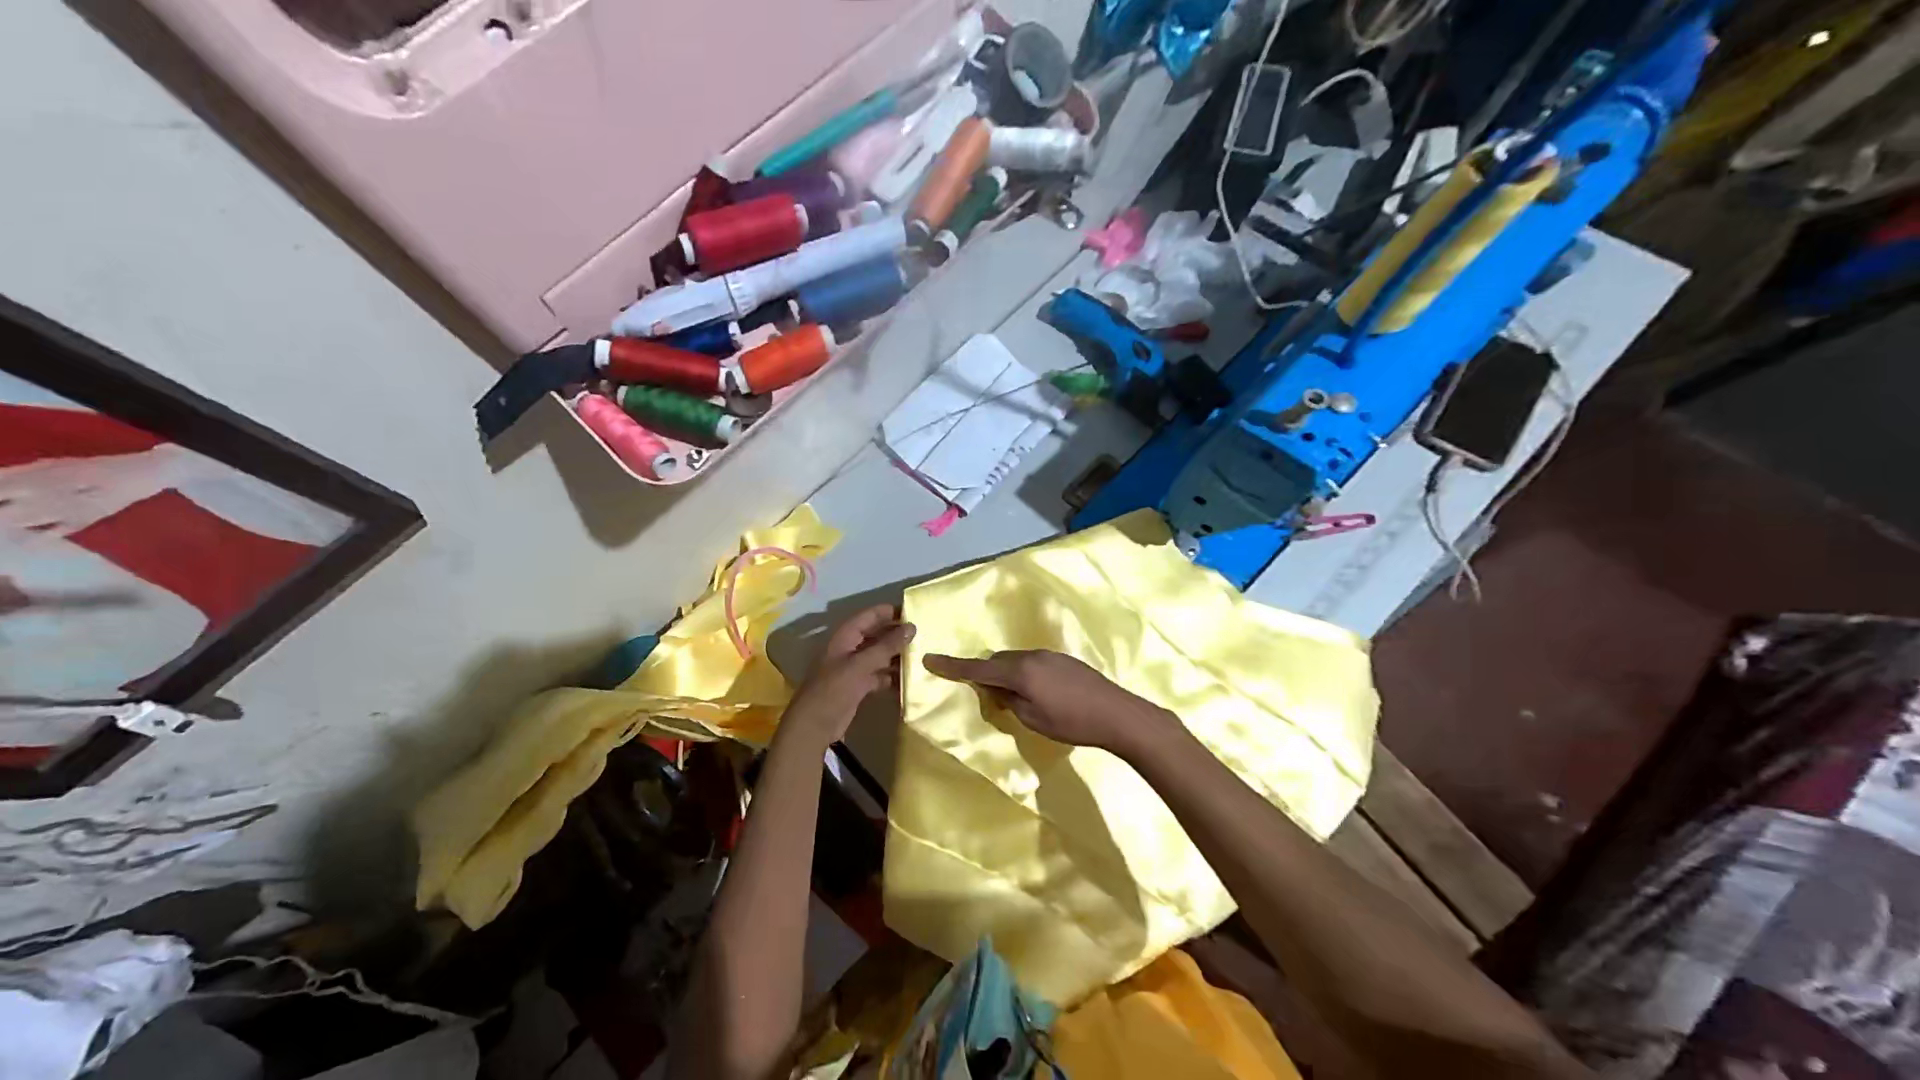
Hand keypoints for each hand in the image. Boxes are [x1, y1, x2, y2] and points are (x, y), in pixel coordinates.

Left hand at [782, 605, 914, 744]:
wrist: (814, 726)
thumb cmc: (834, 689)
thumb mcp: (861, 665)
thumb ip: (886, 646)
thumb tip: (912, 627)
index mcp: (844, 637)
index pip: (869, 616)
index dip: (889, 612)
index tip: (913, 611)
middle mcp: (849, 649)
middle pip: (875, 635)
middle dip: (896, 634)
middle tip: (923, 634)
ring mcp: (853, 669)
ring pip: (879, 656)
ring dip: (896, 657)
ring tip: (921, 656)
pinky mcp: (858, 687)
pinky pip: (879, 676)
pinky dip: (891, 677)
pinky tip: (910, 681)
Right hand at [921, 650, 1172, 754]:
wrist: (1118, 714)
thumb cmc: (1072, 723)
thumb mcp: (1032, 719)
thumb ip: (1008, 701)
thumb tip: (998, 690)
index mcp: (1020, 671)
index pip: (978, 668)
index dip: (953, 666)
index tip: (930, 660)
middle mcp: (1032, 656)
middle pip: (997, 660)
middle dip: (986, 674)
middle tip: (988, 697)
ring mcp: (1050, 655)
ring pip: (1016, 660)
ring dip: (1007, 674)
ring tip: (1014, 699)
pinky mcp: (1064, 659)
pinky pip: (1032, 662)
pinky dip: (1024, 673)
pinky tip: (1038, 693)